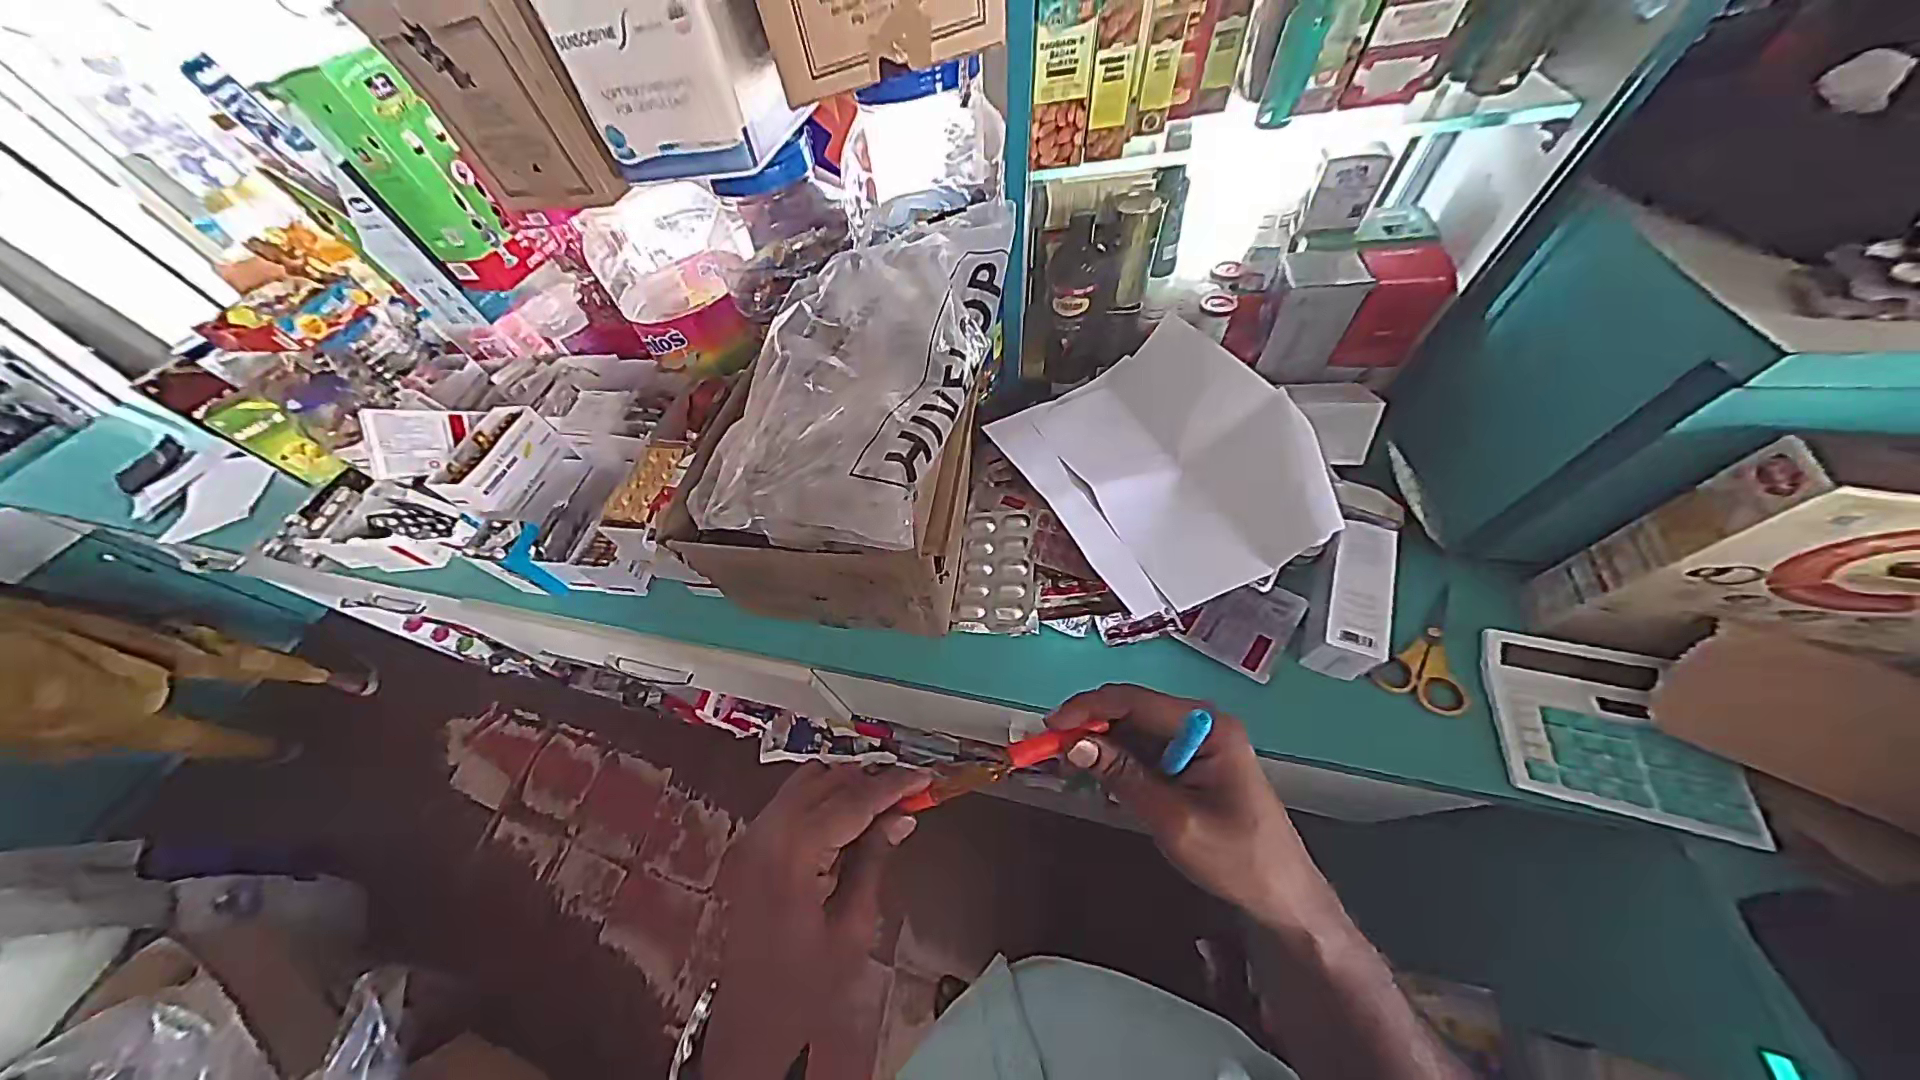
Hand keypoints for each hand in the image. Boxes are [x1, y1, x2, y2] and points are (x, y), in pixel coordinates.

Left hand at [701, 763, 929, 1078]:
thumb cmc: (806, 984)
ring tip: (883, 802)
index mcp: (794, 853)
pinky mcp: (753, 840)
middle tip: (910, 793)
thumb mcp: (853, 926)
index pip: (853, 799)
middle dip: (873, 779)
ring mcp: (755, 833)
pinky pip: (793, 795)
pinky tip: (849, 814)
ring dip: (848, 782)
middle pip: (829, 779)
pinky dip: (825, 793)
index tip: (925, 777)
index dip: (894, 784)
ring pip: (809, 779)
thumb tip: (902, 816)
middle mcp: (768, 831)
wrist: (749, 1019)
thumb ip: (875, 860)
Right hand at [1049, 684, 1332, 927]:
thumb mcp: (1174, 819)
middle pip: (1130, 711)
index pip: (1135, 700)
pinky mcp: (1189, 762)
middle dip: (1089, 727)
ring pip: (1132, 730)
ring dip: (1099, 746)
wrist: (1285, 899)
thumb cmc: (1238, 859)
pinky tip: (1098, 780)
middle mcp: (1200, 724)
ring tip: (1068, 768)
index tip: (1052, 727)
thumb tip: (1076, 745)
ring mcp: (1195, 743)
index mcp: (1207, 726)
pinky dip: (1116, 762)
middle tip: (1052, 751)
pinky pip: (1142, 751)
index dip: (1088, 708)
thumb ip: (1124, 777)